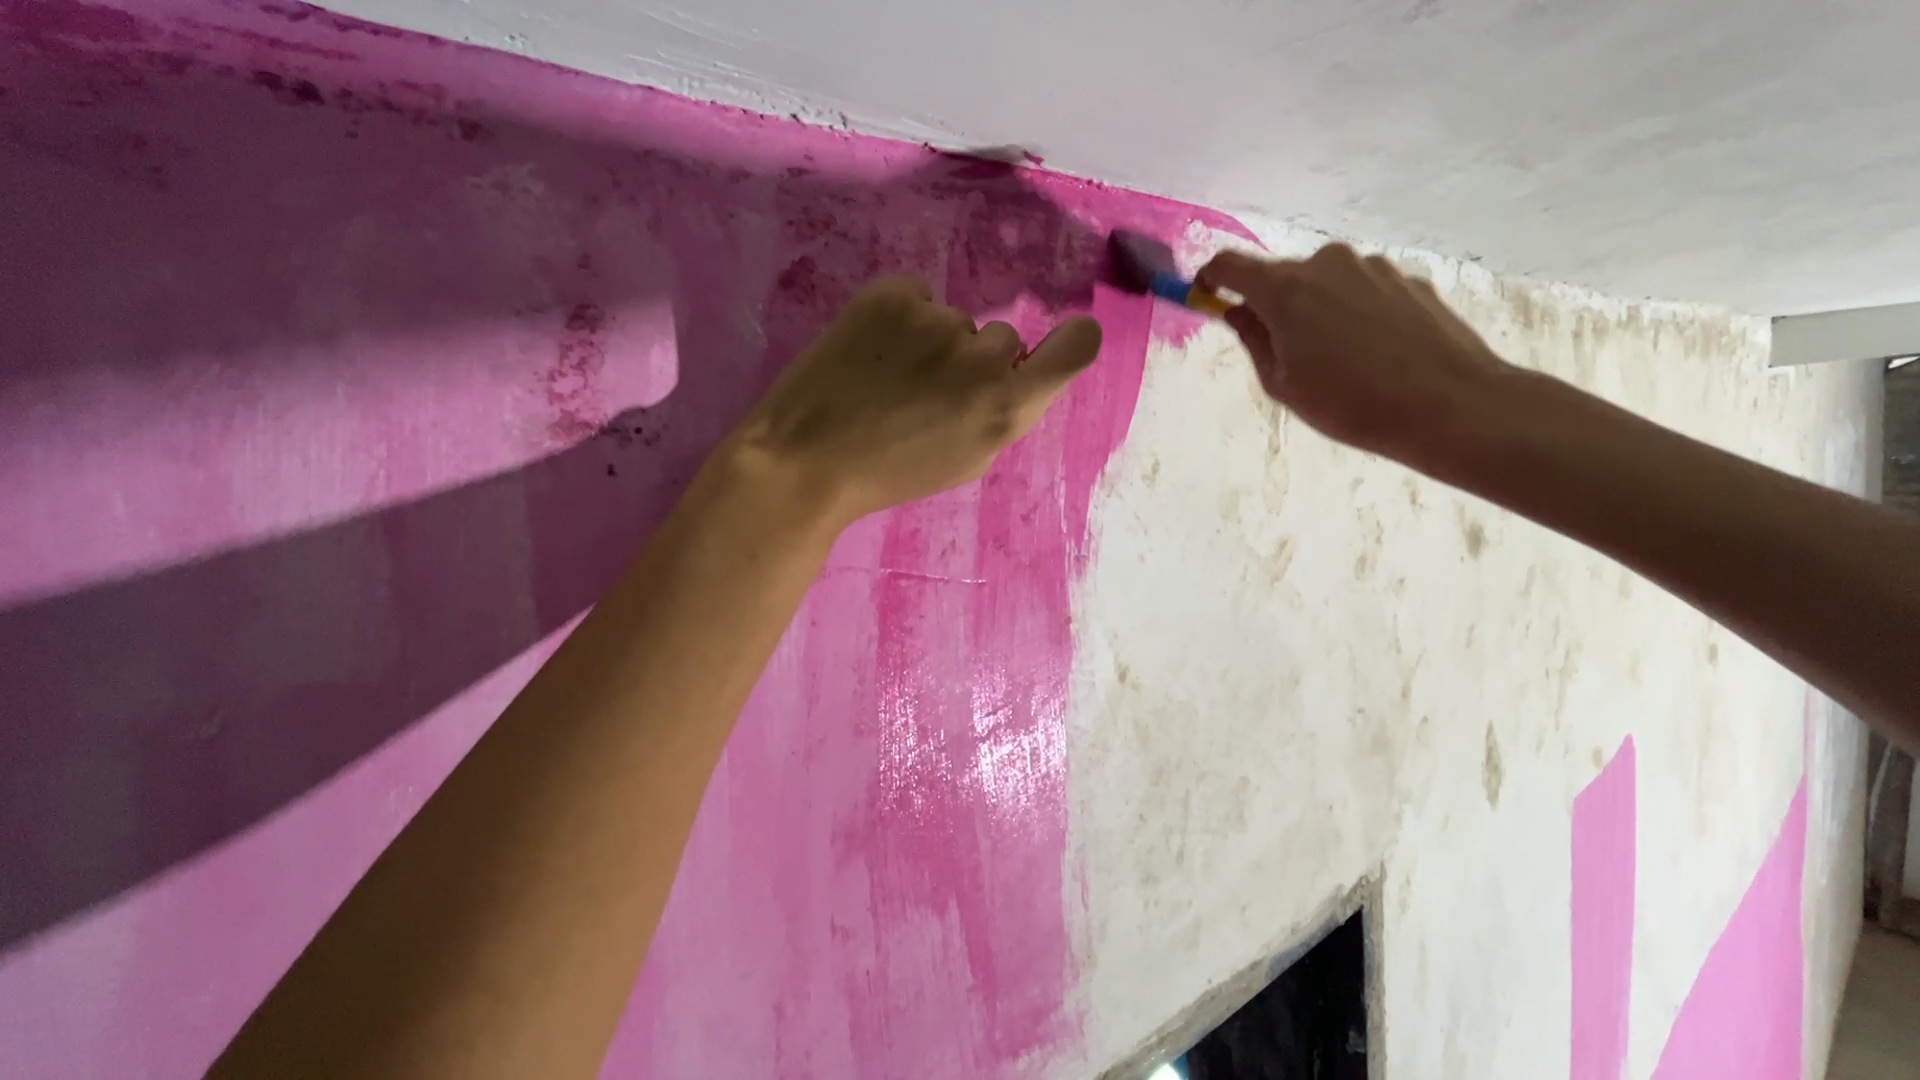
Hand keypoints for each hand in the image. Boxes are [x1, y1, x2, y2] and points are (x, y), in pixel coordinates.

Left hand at [730, 276, 1102, 524]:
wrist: (807, 459)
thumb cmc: (890, 473)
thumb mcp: (967, 460)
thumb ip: (1005, 414)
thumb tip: (1017, 375)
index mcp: (1005, 409)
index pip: (1077, 348)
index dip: (1072, 339)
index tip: (1064, 338)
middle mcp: (982, 358)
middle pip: (1004, 339)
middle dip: (978, 361)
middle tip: (929, 392)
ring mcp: (937, 320)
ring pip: (954, 322)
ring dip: (934, 342)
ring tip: (887, 377)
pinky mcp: (892, 294)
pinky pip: (917, 298)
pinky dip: (901, 319)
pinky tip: (871, 351)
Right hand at [1197, 243, 1510, 464]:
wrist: (1448, 404)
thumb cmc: (1350, 404)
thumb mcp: (1283, 385)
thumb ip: (1254, 341)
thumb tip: (1239, 313)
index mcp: (1286, 289)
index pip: (1231, 264)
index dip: (1212, 277)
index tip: (1209, 295)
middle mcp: (1327, 263)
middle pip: (1283, 275)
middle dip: (1274, 304)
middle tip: (1285, 351)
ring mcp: (1373, 267)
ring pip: (1327, 282)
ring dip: (1319, 309)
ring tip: (1338, 357)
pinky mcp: (1409, 279)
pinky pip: (1364, 290)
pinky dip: (1356, 312)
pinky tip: (1375, 351)